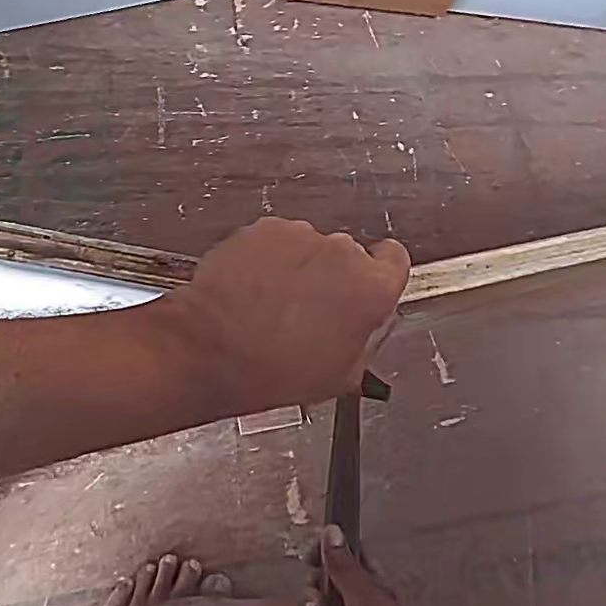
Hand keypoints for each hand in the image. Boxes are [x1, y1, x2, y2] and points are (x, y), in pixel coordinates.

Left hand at [151, 218, 408, 411]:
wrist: (211, 350)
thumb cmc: (270, 367)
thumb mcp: (342, 375)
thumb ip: (370, 337)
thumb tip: (375, 322)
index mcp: (371, 288)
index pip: (394, 259)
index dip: (380, 273)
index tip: (368, 281)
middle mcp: (340, 252)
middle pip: (348, 255)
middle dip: (332, 277)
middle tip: (309, 310)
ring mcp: (299, 236)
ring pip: (309, 246)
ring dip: (298, 267)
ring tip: (274, 304)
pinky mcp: (263, 229)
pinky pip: (275, 241)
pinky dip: (267, 259)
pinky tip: (254, 290)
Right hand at [311, 525, 436, 605]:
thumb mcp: (370, 605)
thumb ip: (348, 569)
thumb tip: (332, 530)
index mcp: (381, 593)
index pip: (353, 559)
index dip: (333, 551)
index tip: (313, 553)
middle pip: (333, 580)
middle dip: (318, 580)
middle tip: (315, 589)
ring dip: (313, 605)